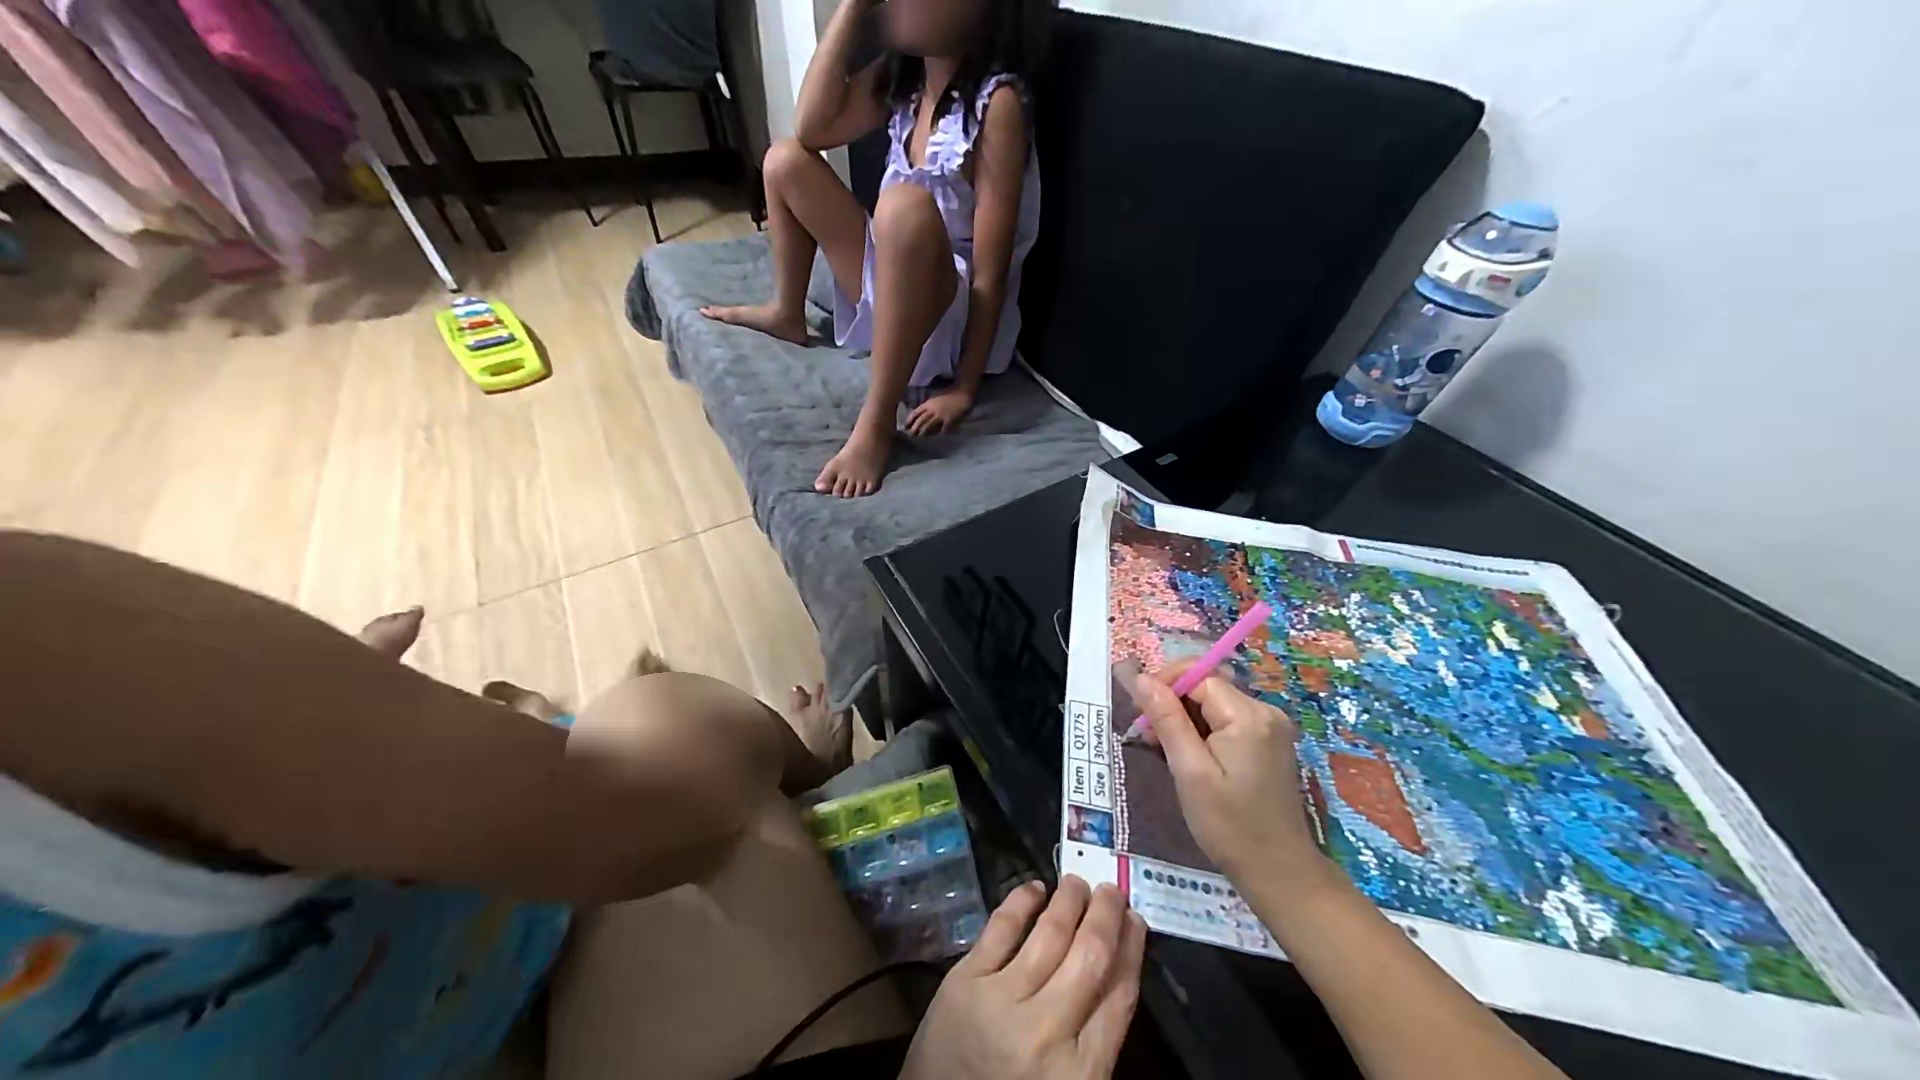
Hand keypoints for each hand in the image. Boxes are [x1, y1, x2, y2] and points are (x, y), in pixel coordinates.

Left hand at [900, 877, 1146, 1079]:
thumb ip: (1093, 1036)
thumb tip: (1114, 967)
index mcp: (1081, 1072)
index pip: (1119, 997)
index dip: (1131, 952)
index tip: (1136, 922)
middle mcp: (1046, 1031)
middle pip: (1089, 958)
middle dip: (1105, 917)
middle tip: (1112, 890)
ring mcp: (1002, 1000)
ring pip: (1049, 935)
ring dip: (1068, 902)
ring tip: (1077, 883)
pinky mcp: (964, 981)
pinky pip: (1001, 928)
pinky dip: (1021, 901)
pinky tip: (1035, 888)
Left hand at [904, 387, 973, 436]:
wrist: (962, 392)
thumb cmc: (949, 392)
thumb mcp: (935, 397)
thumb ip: (928, 405)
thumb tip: (920, 412)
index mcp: (928, 403)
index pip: (916, 412)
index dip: (910, 420)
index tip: (905, 426)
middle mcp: (932, 409)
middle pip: (921, 420)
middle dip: (914, 428)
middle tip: (910, 435)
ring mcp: (941, 415)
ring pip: (929, 425)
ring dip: (923, 432)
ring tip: (920, 437)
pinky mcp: (949, 420)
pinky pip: (943, 429)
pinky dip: (940, 434)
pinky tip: (938, 437)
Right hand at [1132, 671, 1322, 879]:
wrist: (1278, 871)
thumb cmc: (1229, 825)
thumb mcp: (1190, 771)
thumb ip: (1166, 719)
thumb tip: (1141, 678)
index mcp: (1248, 716)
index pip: (1199, 676)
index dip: (1165, 685)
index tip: (1139, 712)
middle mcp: (1265, 712)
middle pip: (1207, 687)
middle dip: (1172, 703)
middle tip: (1147, 736)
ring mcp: (1270, 727)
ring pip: (1214, 704)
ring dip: (1184, 718)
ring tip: (1162, 748)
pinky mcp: (1268, 742)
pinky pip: (1227, 720)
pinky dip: (1203, 730)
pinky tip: (1187, 755)